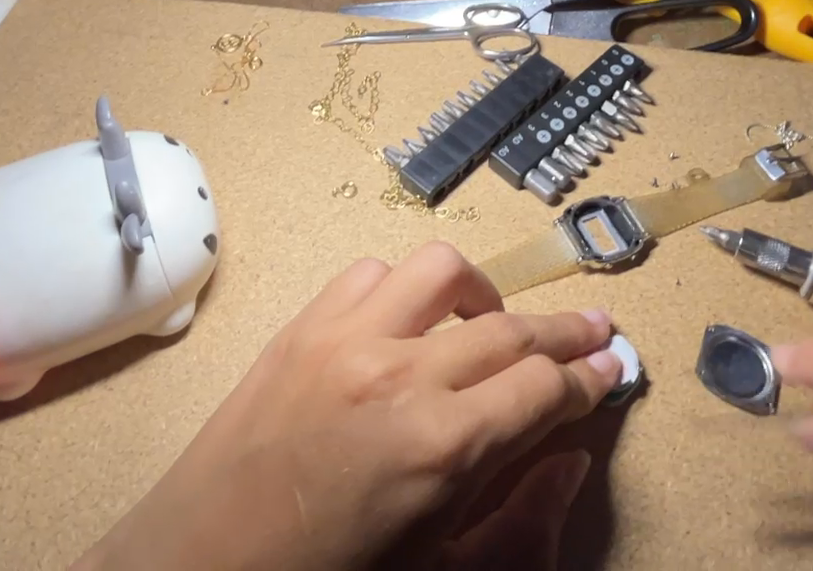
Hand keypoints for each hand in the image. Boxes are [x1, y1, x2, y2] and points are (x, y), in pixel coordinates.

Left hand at [77, 242, 621, 570]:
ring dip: (480, 292)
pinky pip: (368, 274)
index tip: (614, 364)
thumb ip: (520, 522)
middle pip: (507, 326)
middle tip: (593, 330)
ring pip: (439, 270)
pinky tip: (409, 322)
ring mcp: (343, 338)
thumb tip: (573, 457)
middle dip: (563, 329)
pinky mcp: (301, 326)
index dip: (588, 376)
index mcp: (438, 447)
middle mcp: (397, 373)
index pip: (541, 388)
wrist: (197, 567)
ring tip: (493, 320)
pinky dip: (403, 290)